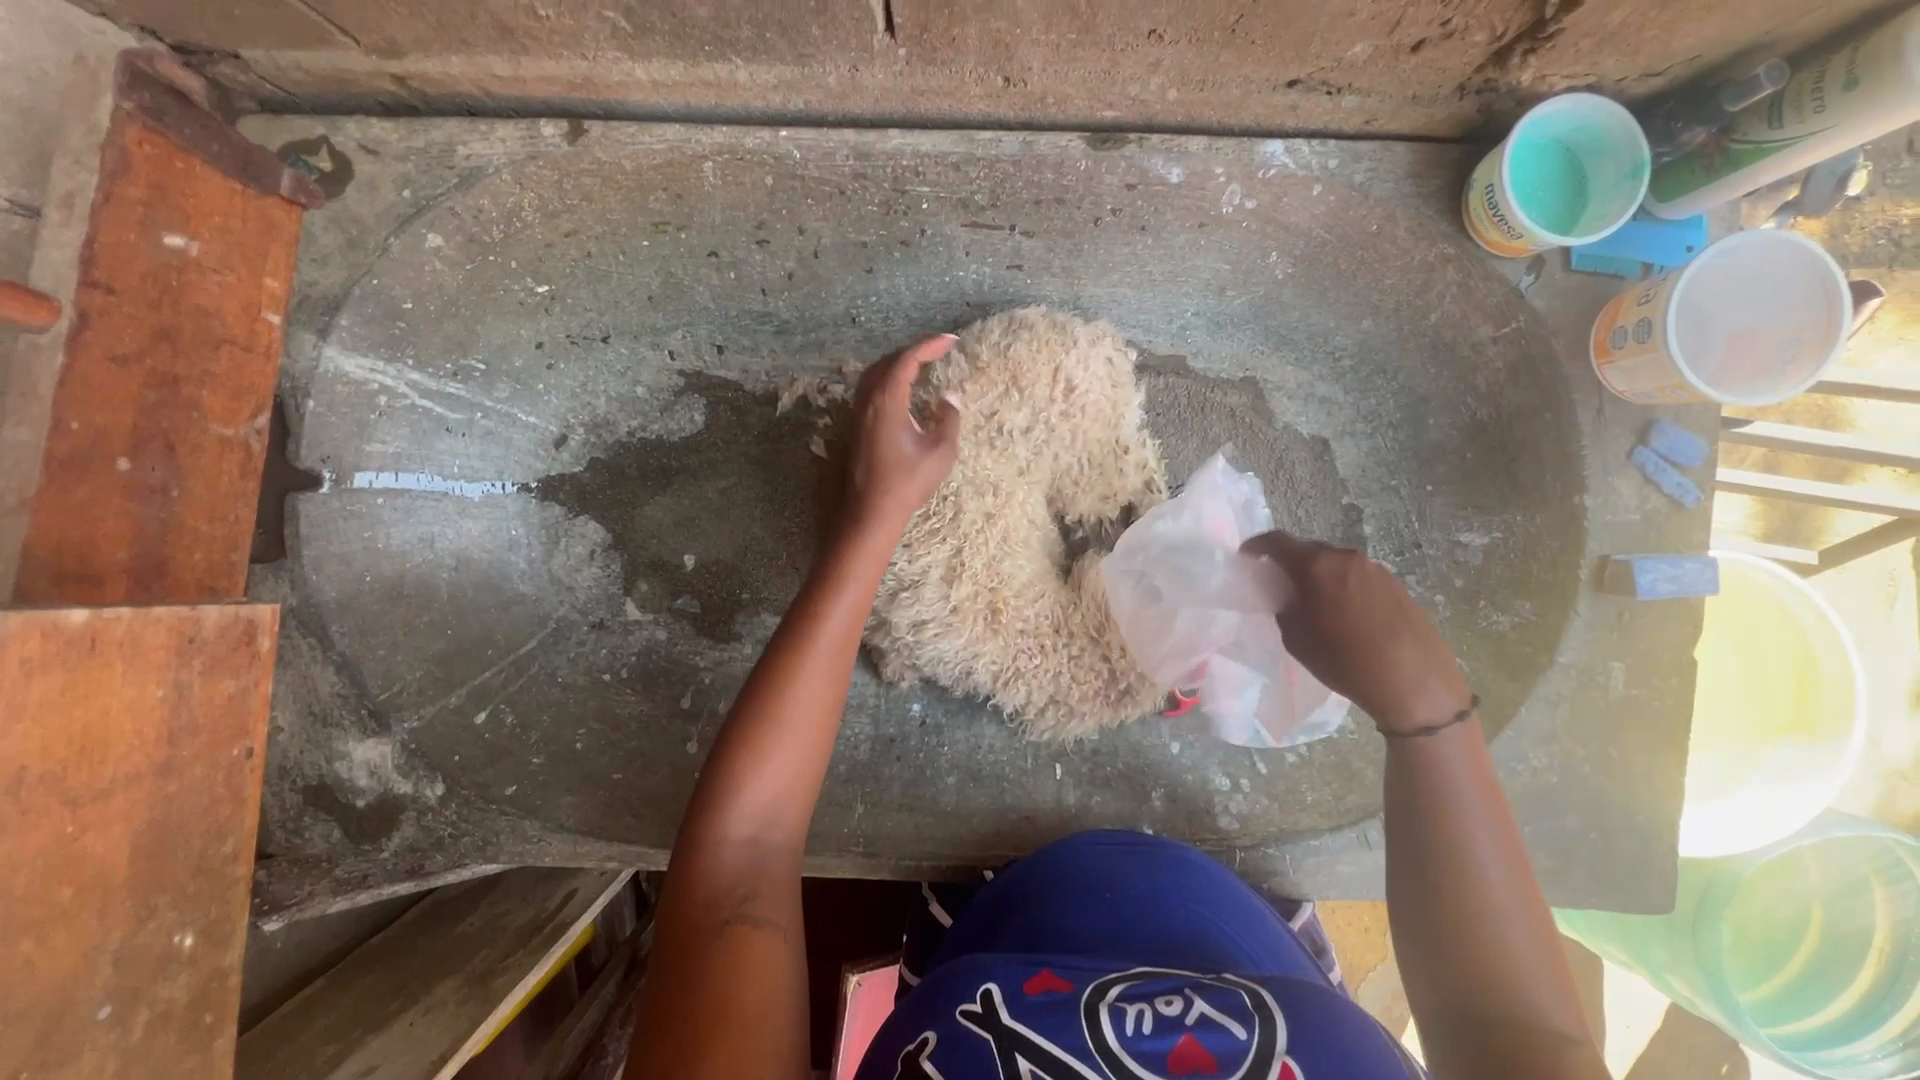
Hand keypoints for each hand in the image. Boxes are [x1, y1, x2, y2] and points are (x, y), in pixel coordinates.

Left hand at [844, 334, 962, 533]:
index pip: (907, 359)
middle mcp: (867, 401)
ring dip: (898, 365)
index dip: (930, 345)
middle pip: (888, 361)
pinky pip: (870, 390)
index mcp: (887, 400)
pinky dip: (888, 380)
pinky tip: (902, 392)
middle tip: (938, 351)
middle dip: (914, 351)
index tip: (951, 341)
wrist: (870, 512)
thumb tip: (950, 398)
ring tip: (921, 366)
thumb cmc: (907, 483)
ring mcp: (857, 414)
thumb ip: (948, 418)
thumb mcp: (940, 451)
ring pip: (875, 375)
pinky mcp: (855, 427)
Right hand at [1240, 531, 1470, 735]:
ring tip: (1313, 603)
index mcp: (1316, 566)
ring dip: (1319, 576)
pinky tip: (1344, 614)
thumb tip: (1289, 597)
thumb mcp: (1296, 639)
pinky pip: (1357, 577)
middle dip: (1290, 563)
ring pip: (1335, 564)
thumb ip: (1285, 608)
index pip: (1278, 542)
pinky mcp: (1396, 584)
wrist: (1413, 681)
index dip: (1257, 546)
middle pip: (1309, 550)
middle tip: (1279, 584)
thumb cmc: (1345, 661)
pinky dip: (1342, 586)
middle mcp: (1346, 558)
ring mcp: (1375, 569)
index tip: (1246, 556)